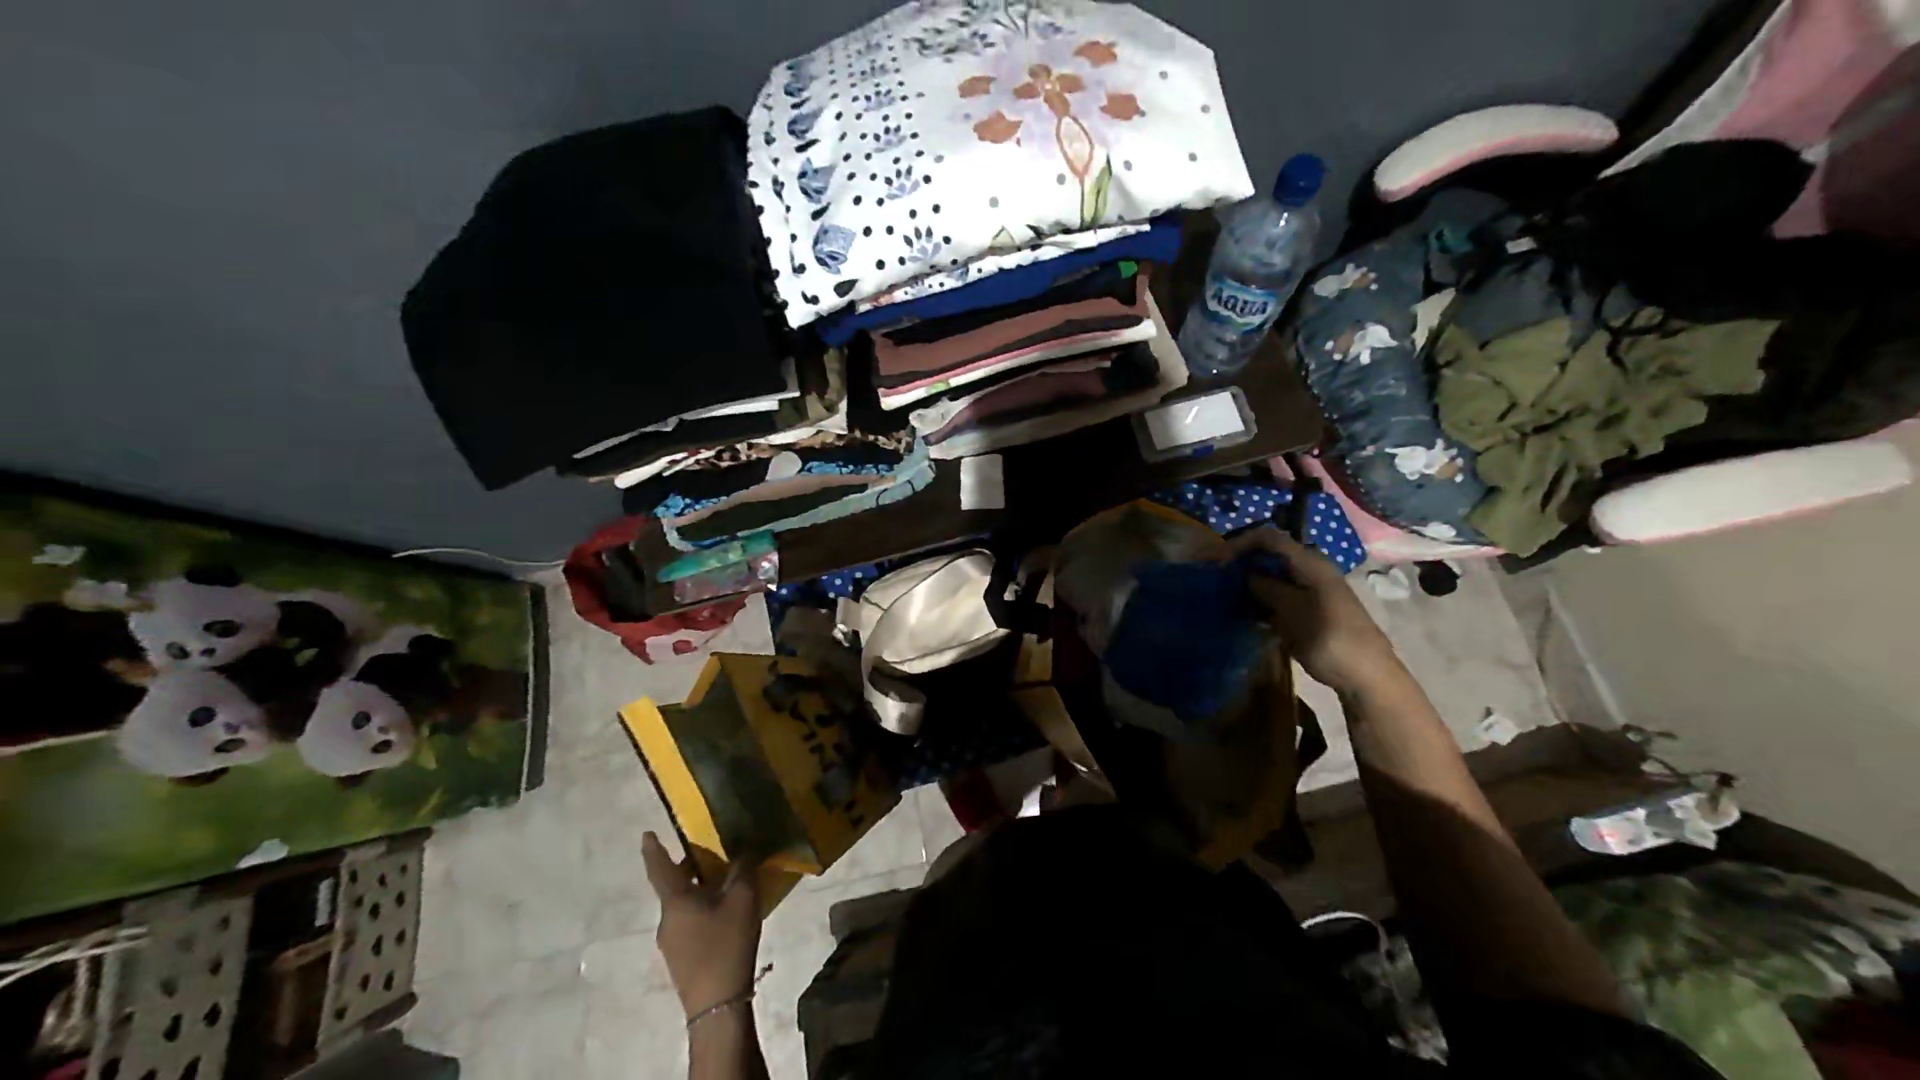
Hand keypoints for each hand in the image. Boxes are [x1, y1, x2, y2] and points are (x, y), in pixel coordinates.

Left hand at [641, 832, 761, 1018]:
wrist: (718, 1004)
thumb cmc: (727, 942)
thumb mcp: (743, 898)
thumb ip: (742, 869)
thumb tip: (741, 852)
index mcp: (676, 901)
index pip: (660, 868)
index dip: (653, 850)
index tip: (646, 834)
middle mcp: (666, 919)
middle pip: (674, 886)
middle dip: (688, 869)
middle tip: (708, 855)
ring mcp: (671, 942)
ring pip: (683, 906)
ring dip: (699, 891)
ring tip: (726, 884)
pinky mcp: (681, 959)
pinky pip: (689, 923)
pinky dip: (703, 910)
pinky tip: (726, 915)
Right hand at [1229, 528, 1400, 693]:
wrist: (1367, 677)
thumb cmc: (1331, 640)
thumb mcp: (1293, 612)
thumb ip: (1268, 588)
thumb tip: (1246, 575)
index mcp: (1311, 564)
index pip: (1269, 538)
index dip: (1239, 544)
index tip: (1214, 562)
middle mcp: (1310, 570)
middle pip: (1269, 554)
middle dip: (1240, 561)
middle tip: (1212, 576)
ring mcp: (1310, 590)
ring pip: (1271, 576)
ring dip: (1246, 581)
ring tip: (1221, 593)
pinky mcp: (1308, 610)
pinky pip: (1277, 595)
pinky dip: (1258, 598)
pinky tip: (1241, 611)